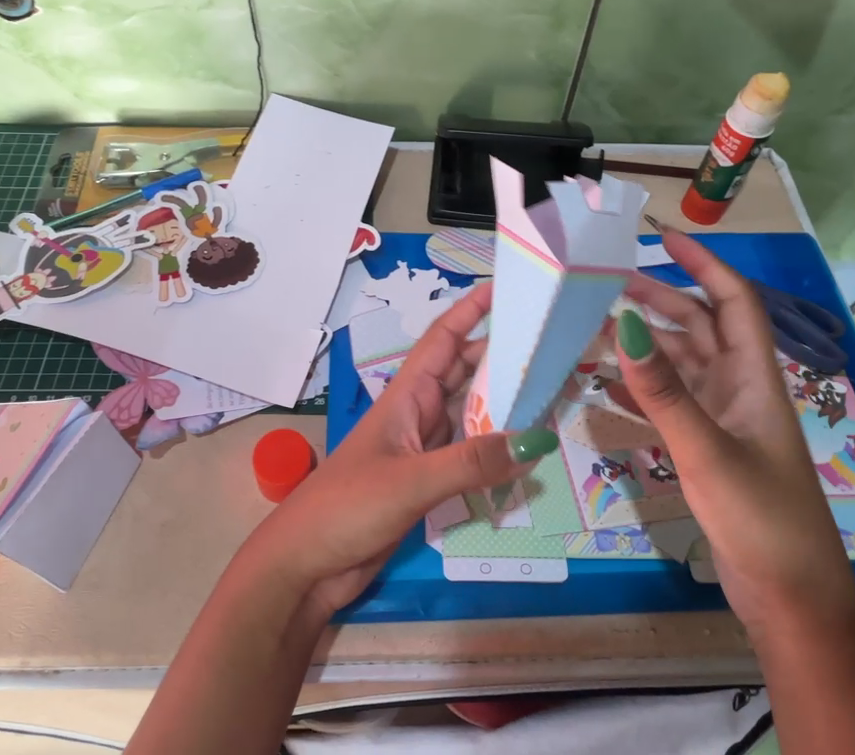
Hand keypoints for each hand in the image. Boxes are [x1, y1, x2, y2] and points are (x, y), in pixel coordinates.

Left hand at [238, 282, 558, 619]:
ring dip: (503, 403)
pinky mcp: (425, 484)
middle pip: (462, 373)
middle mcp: (415, 416)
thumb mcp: (410, 481)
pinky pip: (468, 454)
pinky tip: (523, 450)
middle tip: (550, 346)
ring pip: (468, 414)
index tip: (506, 287)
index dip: (471, 311)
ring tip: (549, 390)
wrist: (304, 567)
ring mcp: (420, 451)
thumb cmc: (346, 508)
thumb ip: (471, 463)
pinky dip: (495, 448)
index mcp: (404, 398)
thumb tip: (537, 442)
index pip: (443, 341)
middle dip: (501, 356)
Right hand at [610, 231, 854, 626]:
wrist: (791, 597)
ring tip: (591, 331)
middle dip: (658, 299)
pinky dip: (638, 391)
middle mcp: (740, 388)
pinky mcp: (707, 449)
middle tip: (606, 283)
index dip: (703, 263)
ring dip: (642, 346)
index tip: (662, 236)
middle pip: (699, 326)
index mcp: (754, 377)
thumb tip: (623, 324)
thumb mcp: (707, 450)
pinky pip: (668, 404)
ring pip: (680, 365)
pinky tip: (601, 388)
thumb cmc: (762, 518)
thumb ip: (663, 391)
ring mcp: (723, 419)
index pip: (732, 300)